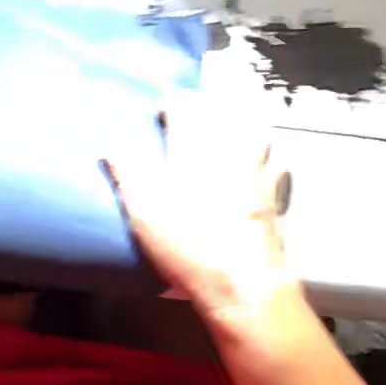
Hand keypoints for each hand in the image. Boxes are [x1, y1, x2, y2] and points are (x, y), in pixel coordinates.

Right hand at [104, 91, 294, 315]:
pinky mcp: (275, 193)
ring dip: (238, 125)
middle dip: (206, 108)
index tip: (162, 105)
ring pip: (252, 132)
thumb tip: (110, 147)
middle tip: (193, 113)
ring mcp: (258, 170)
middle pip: (222, 113)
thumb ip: (128, 172)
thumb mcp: (143, 210)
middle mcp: (230, 151)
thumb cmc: (187, 242)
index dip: (171, 102)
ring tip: (225, 133)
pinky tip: (257, 165)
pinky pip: (271, 161)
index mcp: (193, 149)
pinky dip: (262, 155)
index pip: (184, 108)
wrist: (242, 282)